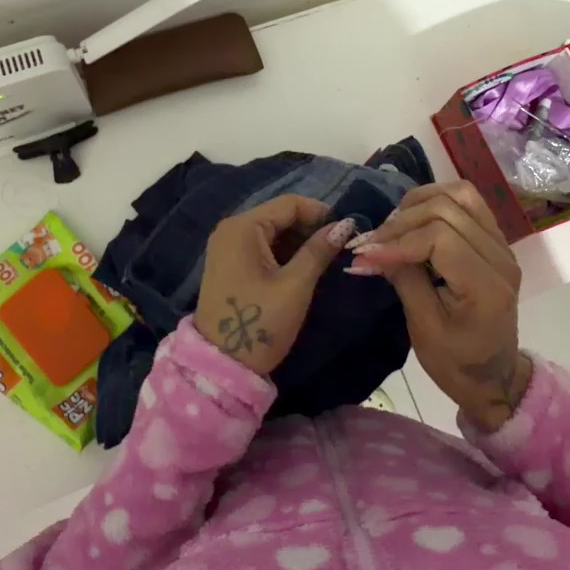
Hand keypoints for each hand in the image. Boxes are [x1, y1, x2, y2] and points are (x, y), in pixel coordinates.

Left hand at [196, 195, 354, 376]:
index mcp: (243, 227)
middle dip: (311, 228)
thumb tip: (345, 224)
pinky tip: (303, 269)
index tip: (347, 232)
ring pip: (272, 231)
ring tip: (325, 261)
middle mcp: (231, 229)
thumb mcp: (296, 285)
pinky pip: (261, 246)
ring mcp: (227, 246)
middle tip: (339, 249)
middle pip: (279, 215)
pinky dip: (284, 253)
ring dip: (299, 242)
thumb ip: (319, 250)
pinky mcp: (229, 264)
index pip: (290, 204)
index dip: (321, 213)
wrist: (222, 365)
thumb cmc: (261, 321)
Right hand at [348, 182, 532, 429]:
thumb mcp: (424, 328)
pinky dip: (435, 203)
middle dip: (402, 221)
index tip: (364, 253)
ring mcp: (502, 245)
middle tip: (372, 242)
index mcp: (487, 286)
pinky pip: (467, 203)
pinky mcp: (495, 240)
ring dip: (420, 203)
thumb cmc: (456, 362)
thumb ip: (403, 280)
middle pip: (448, 209)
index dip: (398, 241)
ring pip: (460, 195)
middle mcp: (501, 257)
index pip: (440, 237)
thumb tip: (369, 250)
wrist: (494, 376)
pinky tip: (412, 220)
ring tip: (392, 226)